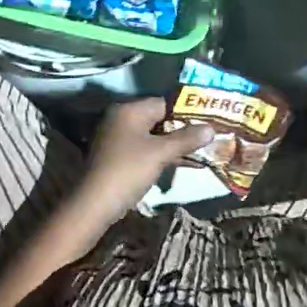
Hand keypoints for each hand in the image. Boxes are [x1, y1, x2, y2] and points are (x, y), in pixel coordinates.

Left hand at [74, 99, 213, 219]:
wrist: (95, 203)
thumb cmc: (128, 170)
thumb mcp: (160, 153)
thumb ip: (186, 139)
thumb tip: (211, 128)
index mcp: (129, 110)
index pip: (164, 103)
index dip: (188, 111)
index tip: (210, 119)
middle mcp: (122, 119)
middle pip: (159, 119)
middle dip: (184, 129)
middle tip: (210, 135)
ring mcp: (119, 138)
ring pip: (154, 136)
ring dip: (176, 144)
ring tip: (204, 150)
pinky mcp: (119, 156)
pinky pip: (147, 149)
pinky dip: (164, 154)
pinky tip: (187, 163)